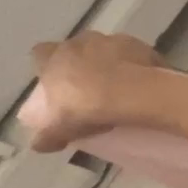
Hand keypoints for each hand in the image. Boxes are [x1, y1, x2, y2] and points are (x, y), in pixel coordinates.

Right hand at [24, 31, 164, 151]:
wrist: (137, 93)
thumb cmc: (88, 106)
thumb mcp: (61, 127)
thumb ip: (47, 136)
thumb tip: (40, 146)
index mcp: (54, 55)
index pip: (42, 54)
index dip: (49, 66)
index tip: (58, 81)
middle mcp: (83, 41)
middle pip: (79, 48)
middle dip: (83, 62)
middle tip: (93, 85)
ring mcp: (116, 41)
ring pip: (110, 48)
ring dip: (114, 61)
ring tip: (123, 85)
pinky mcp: (146, 47)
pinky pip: (140, 55)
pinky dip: (141, 65)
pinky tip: (145, 82)